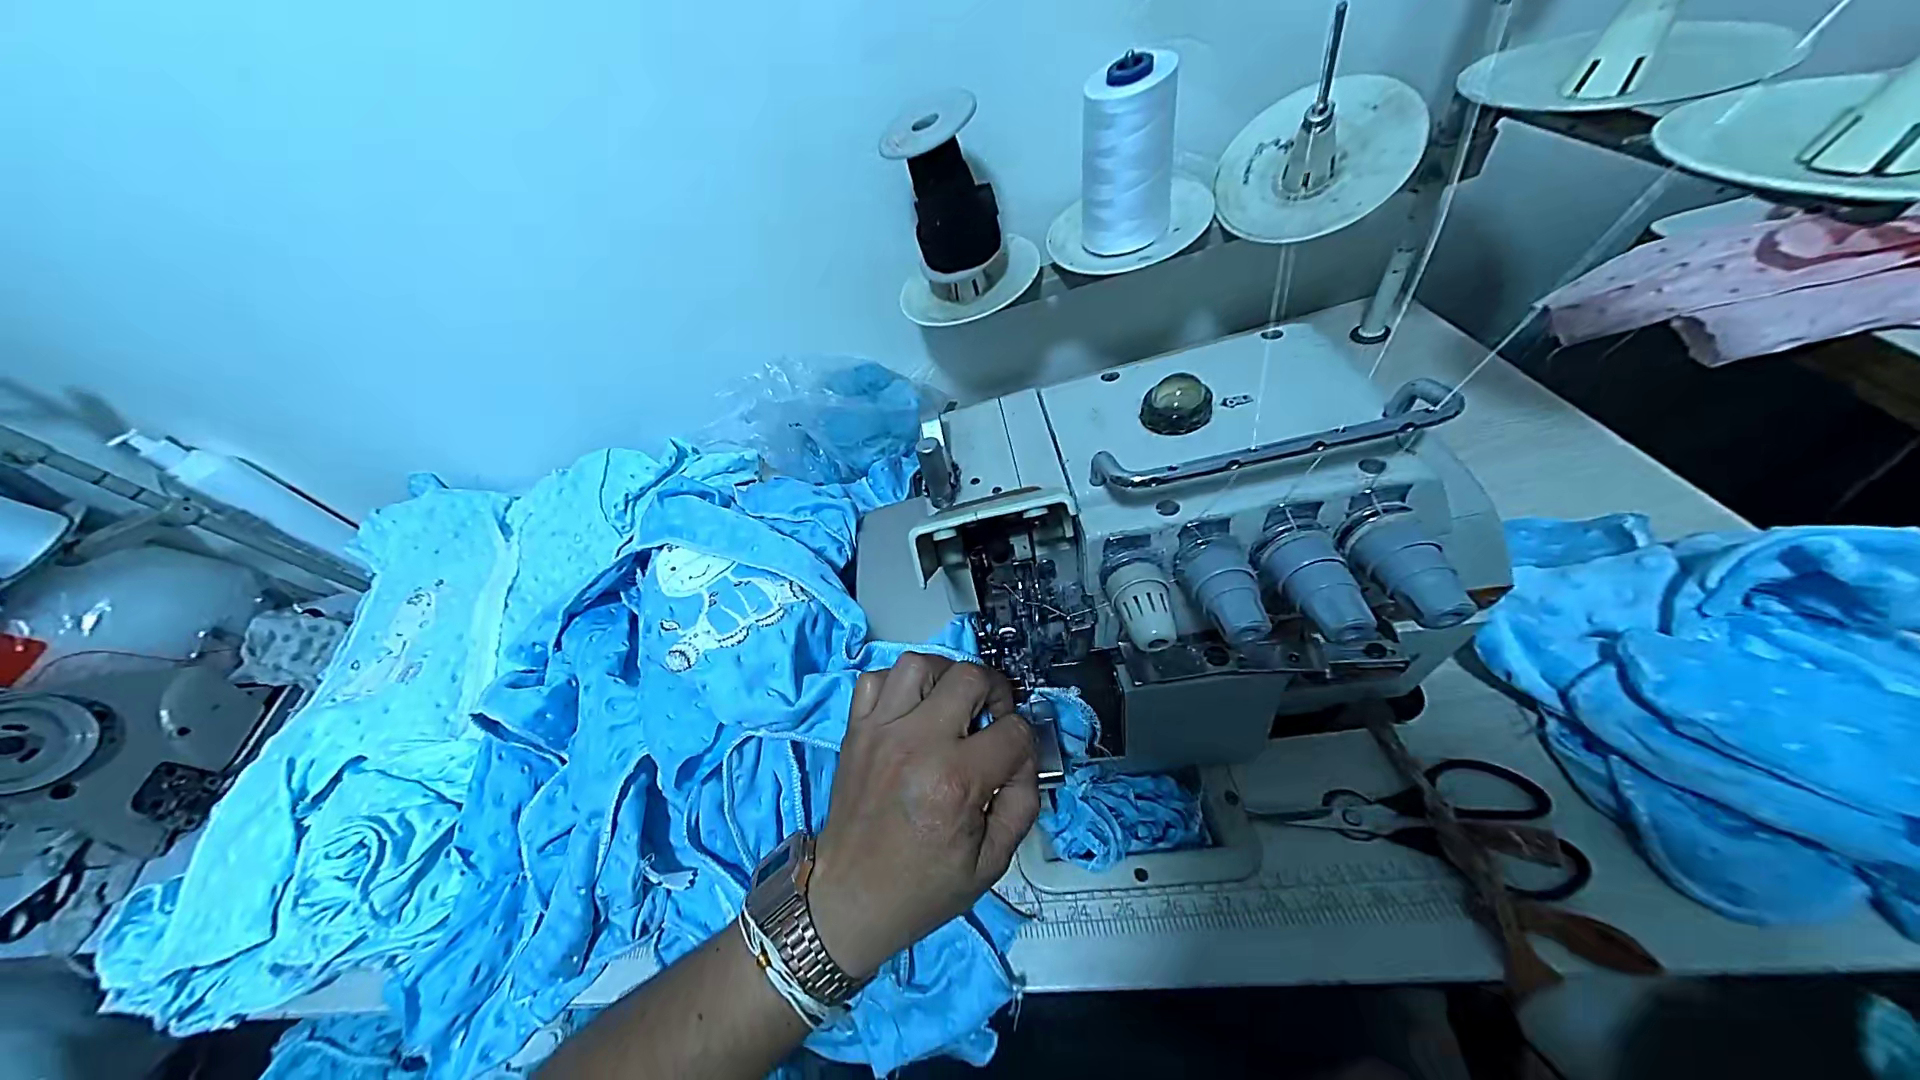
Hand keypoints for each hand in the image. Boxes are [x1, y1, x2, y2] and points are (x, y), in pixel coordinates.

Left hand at [808, 653, 1038, 979]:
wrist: (848, 899)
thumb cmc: (923, 887)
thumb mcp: (992, 862)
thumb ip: (1022, 802)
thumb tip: (1023, 756)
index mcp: (954, 781)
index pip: (1013, 730)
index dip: (1024, 742)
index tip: (1014, 759)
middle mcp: (917, 743)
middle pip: (970, 678)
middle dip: (995, 692)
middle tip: (990, 718)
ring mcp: (880, 731)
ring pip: (919, 664)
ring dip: (945, 677)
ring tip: (951, 704)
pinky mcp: (855, 730)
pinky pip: (875, 678)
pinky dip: (898, 683)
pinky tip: (912, 708)